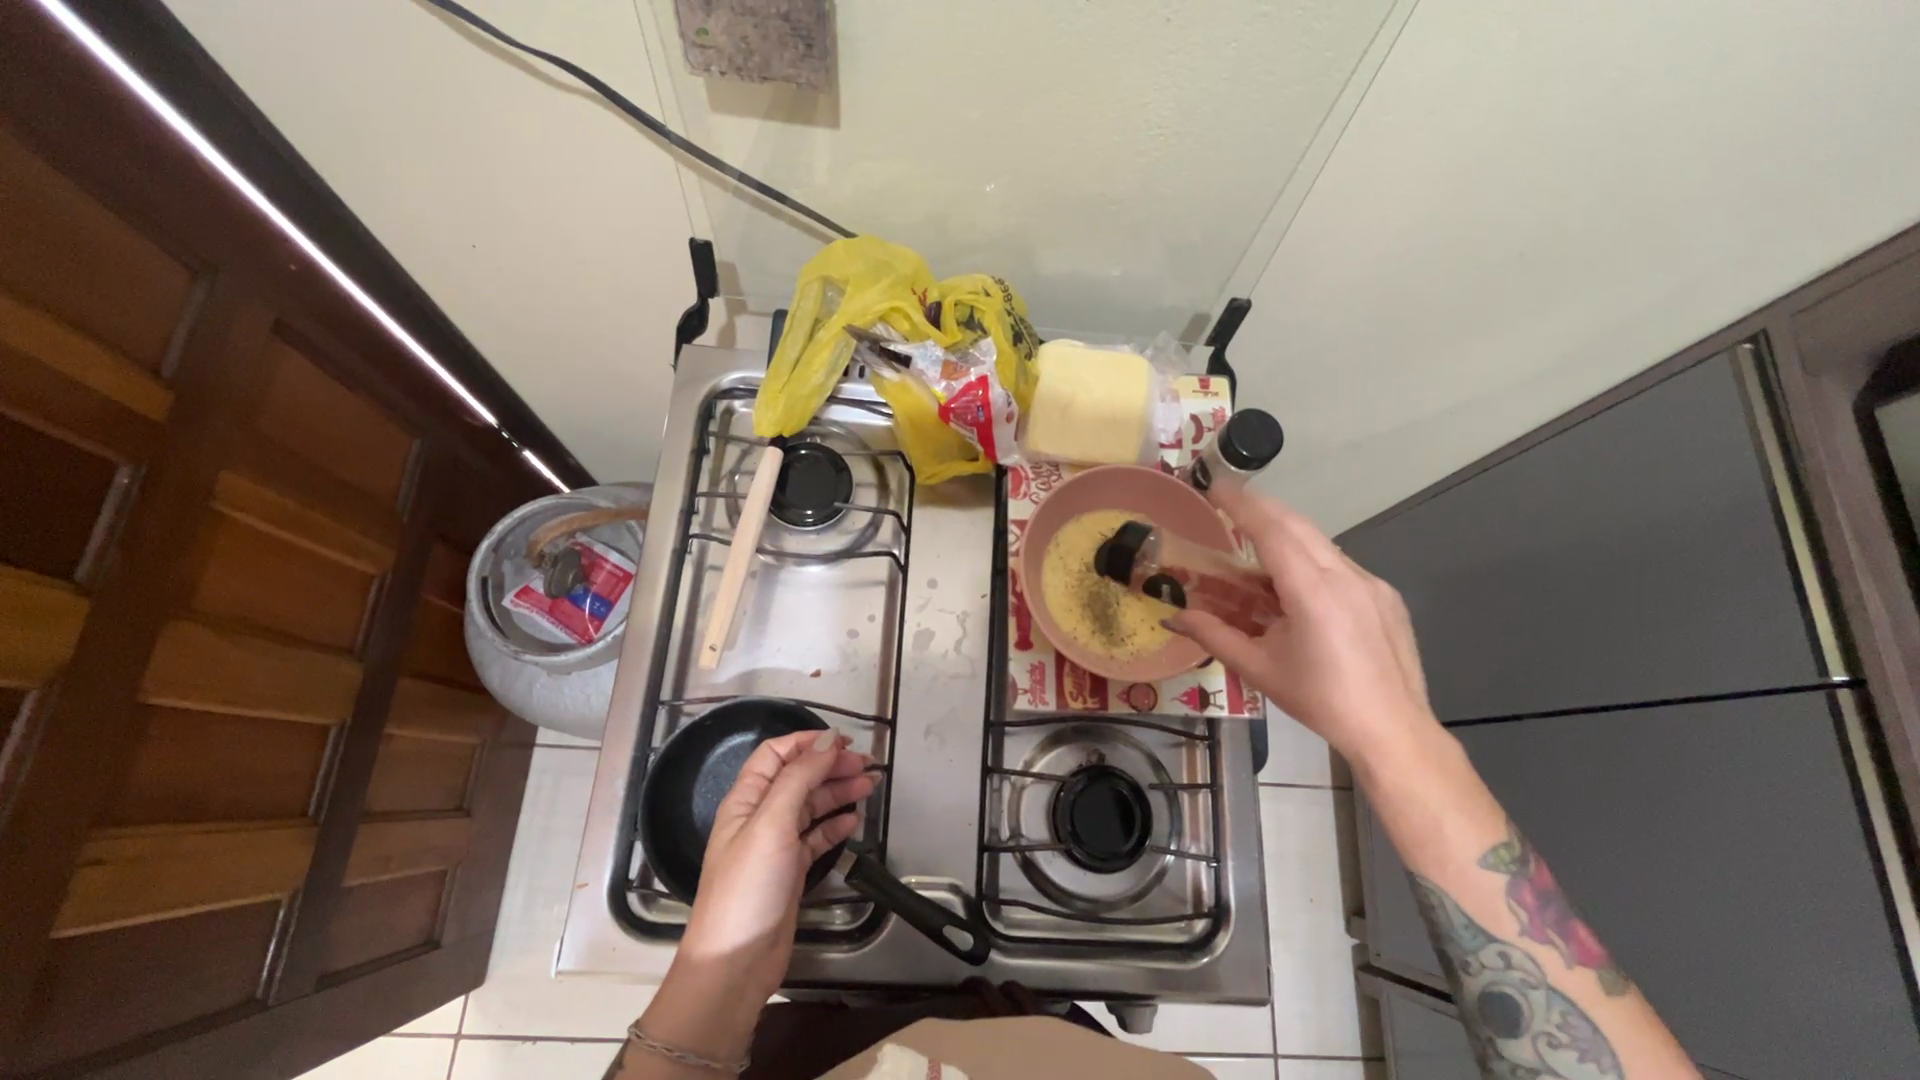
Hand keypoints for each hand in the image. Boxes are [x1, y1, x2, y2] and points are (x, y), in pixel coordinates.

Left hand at [641, 729, 873, 1063]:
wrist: (735, 962)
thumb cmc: (748, 887)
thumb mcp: (772, 823)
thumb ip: (799, 778)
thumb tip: (826, 739)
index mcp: (746, 800)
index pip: (775, 755)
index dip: (807, 742)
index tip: (844, 741)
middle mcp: (760, 817)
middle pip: (798, 778)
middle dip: (830, 766)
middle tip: (866, 766)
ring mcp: (775, 846)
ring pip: (810, 806)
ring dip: (838, 792)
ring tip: (870, 786)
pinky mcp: (790, 872)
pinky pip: (816, 838)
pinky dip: (835, 826)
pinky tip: (854, 821)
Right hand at [1164, 485, 1437, 766]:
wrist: (1392, 729)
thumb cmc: (1319, 700)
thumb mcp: (1258, 669)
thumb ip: (1213, 635)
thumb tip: (1172, 618)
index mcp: (1312, 592)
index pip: (1272, 531)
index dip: (1242, 504)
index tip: (1216, 486)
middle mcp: (1345, 576)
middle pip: (1297, 525)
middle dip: (1260, 508)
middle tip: (1228, 502)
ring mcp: (1370, 583)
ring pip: (1319, 544)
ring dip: (1284, 537)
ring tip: (1254, 546)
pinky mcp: (1384, 594)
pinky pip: (1339, 565)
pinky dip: (1309, 561)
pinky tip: (1294, 587)